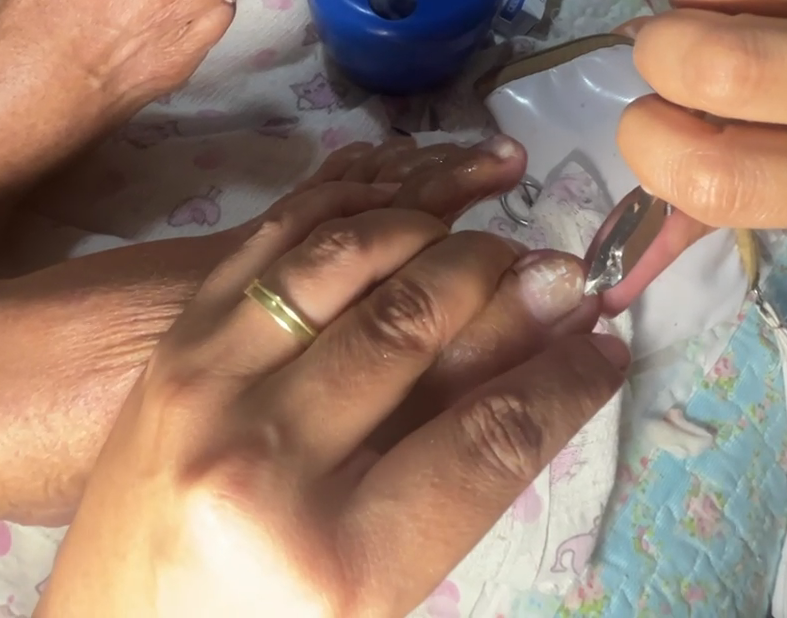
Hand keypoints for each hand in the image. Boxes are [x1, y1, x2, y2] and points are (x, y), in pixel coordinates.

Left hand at [37, 172, 626, 616]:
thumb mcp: (378, 585)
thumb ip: (457, 467)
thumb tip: (552, 351)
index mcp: (330, 564)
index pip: (485, 440)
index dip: (565, 379)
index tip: (609, 338)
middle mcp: (260, 458)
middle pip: (414, 323)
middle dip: (504, 280)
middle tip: (555, 267)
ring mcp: (205, 379)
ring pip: (345, 258)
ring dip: (431, 230)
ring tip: (480, 236)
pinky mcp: (177, 335)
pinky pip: (275, 238)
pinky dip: (347, 209)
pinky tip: (397, 206)